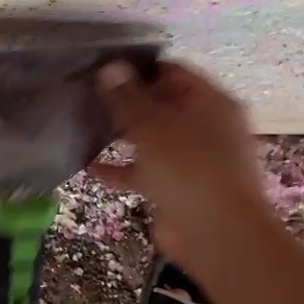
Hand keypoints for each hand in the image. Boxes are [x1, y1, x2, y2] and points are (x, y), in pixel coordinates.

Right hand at [89, 60, 271, 259]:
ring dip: (123, 135)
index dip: (137, 68)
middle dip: (127, 102)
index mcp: (211, 103)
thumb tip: (110, 67)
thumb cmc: (187, 167)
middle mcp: (208, 127)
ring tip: (86, 127)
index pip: (172, 72)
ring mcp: (196, 160)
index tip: (101, 69)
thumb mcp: (150, 124)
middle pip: (163, 105)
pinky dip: (123, 168)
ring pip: (154, 138)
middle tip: (88, 97)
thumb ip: (127, 95)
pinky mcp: (182, 188)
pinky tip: (91, 167)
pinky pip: (148, 170)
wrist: (217, 235)